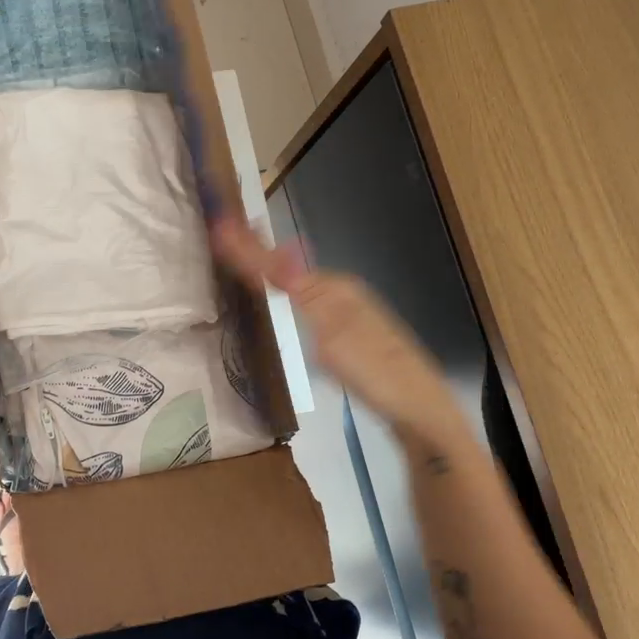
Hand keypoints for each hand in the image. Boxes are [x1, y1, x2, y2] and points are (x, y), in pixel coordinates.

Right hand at [211, 219, 461, 442]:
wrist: (418, 410)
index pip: (278, 266)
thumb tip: (277, 254)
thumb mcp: (334, 334)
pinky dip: (285, 294)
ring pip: (297, 286)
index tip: (220, 229)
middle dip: (257, 253)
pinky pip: (306, 304)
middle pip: (288, 270)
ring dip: (269, 272)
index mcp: (334, 289)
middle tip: (225, 234)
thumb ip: (303, 295)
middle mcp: (341, 295)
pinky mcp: (347, 337)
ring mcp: (346, 315)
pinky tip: (280, 297)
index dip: (249, 250)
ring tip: (241, 256)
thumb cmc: (375, 373)